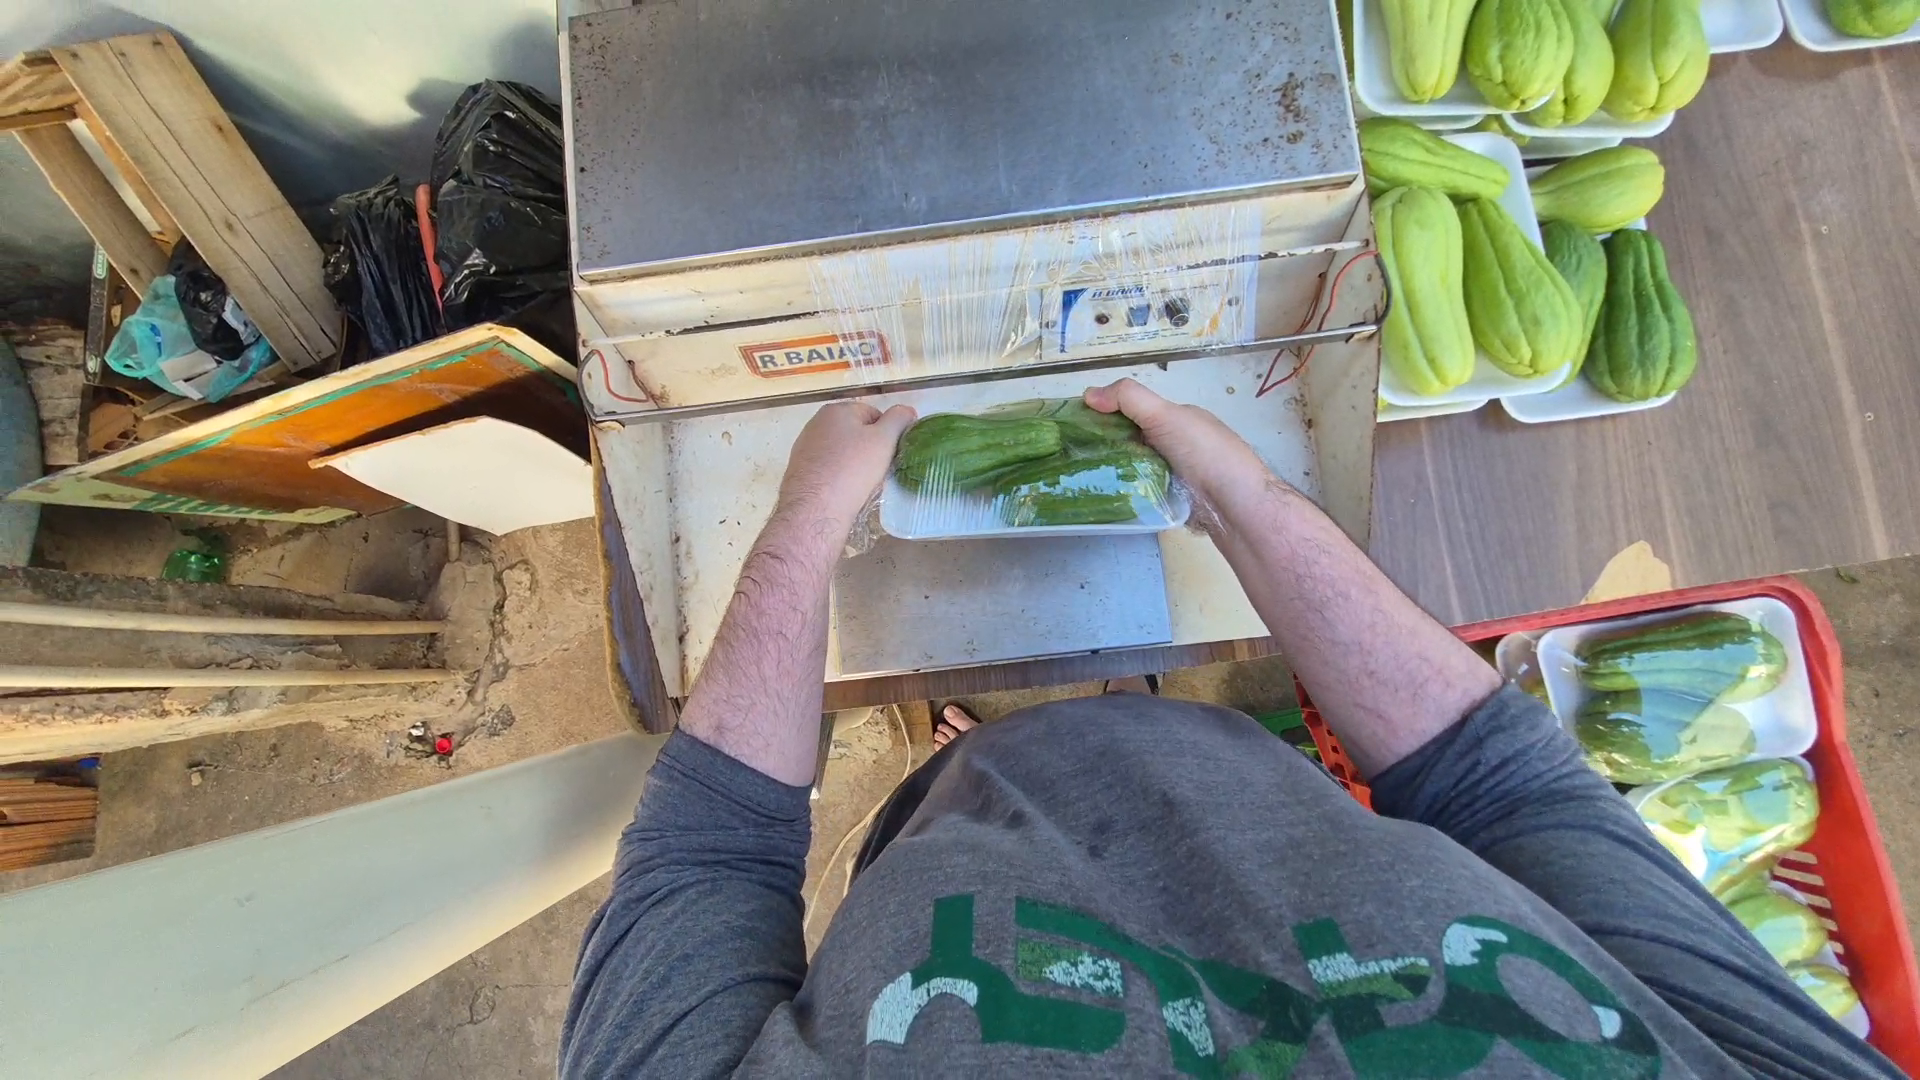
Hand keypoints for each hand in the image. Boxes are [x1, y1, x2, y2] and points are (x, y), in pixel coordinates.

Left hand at [776, 400, 917, 528]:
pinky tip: (844, 491)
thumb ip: (898, 420)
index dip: (887, 434)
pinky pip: (829, 468)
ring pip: (842, 452)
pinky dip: (839, 476)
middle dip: (870, 449)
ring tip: (862, 484)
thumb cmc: (853, 469)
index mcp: (836, 410)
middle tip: (879, 470)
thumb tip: (907, 410)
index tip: (891, 454)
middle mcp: (817, 423)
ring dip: (854, 464)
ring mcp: (805, 447)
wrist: (815, 508)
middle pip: (856, 433)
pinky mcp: (800, 470)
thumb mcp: (884, 440)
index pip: (874, 415)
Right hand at [1083, 379, 1278, 513]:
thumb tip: (1088, 393)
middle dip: (1105, 446)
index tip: (1076, 426)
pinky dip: (1125, 494)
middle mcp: (1176, 446)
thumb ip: (1129, 399)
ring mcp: (1175, 475)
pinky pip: (1141, 494)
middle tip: (1071, 456)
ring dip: (1112, 473)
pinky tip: (1104, 497)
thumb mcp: (1166, 415)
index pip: (1135, 412)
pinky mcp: (1172, 502)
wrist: (1234, 505)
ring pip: (1133, 470)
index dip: (1106, 415)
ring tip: (1080, 478)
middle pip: (1131, 442)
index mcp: (1178, 420)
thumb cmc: (1203, 453)